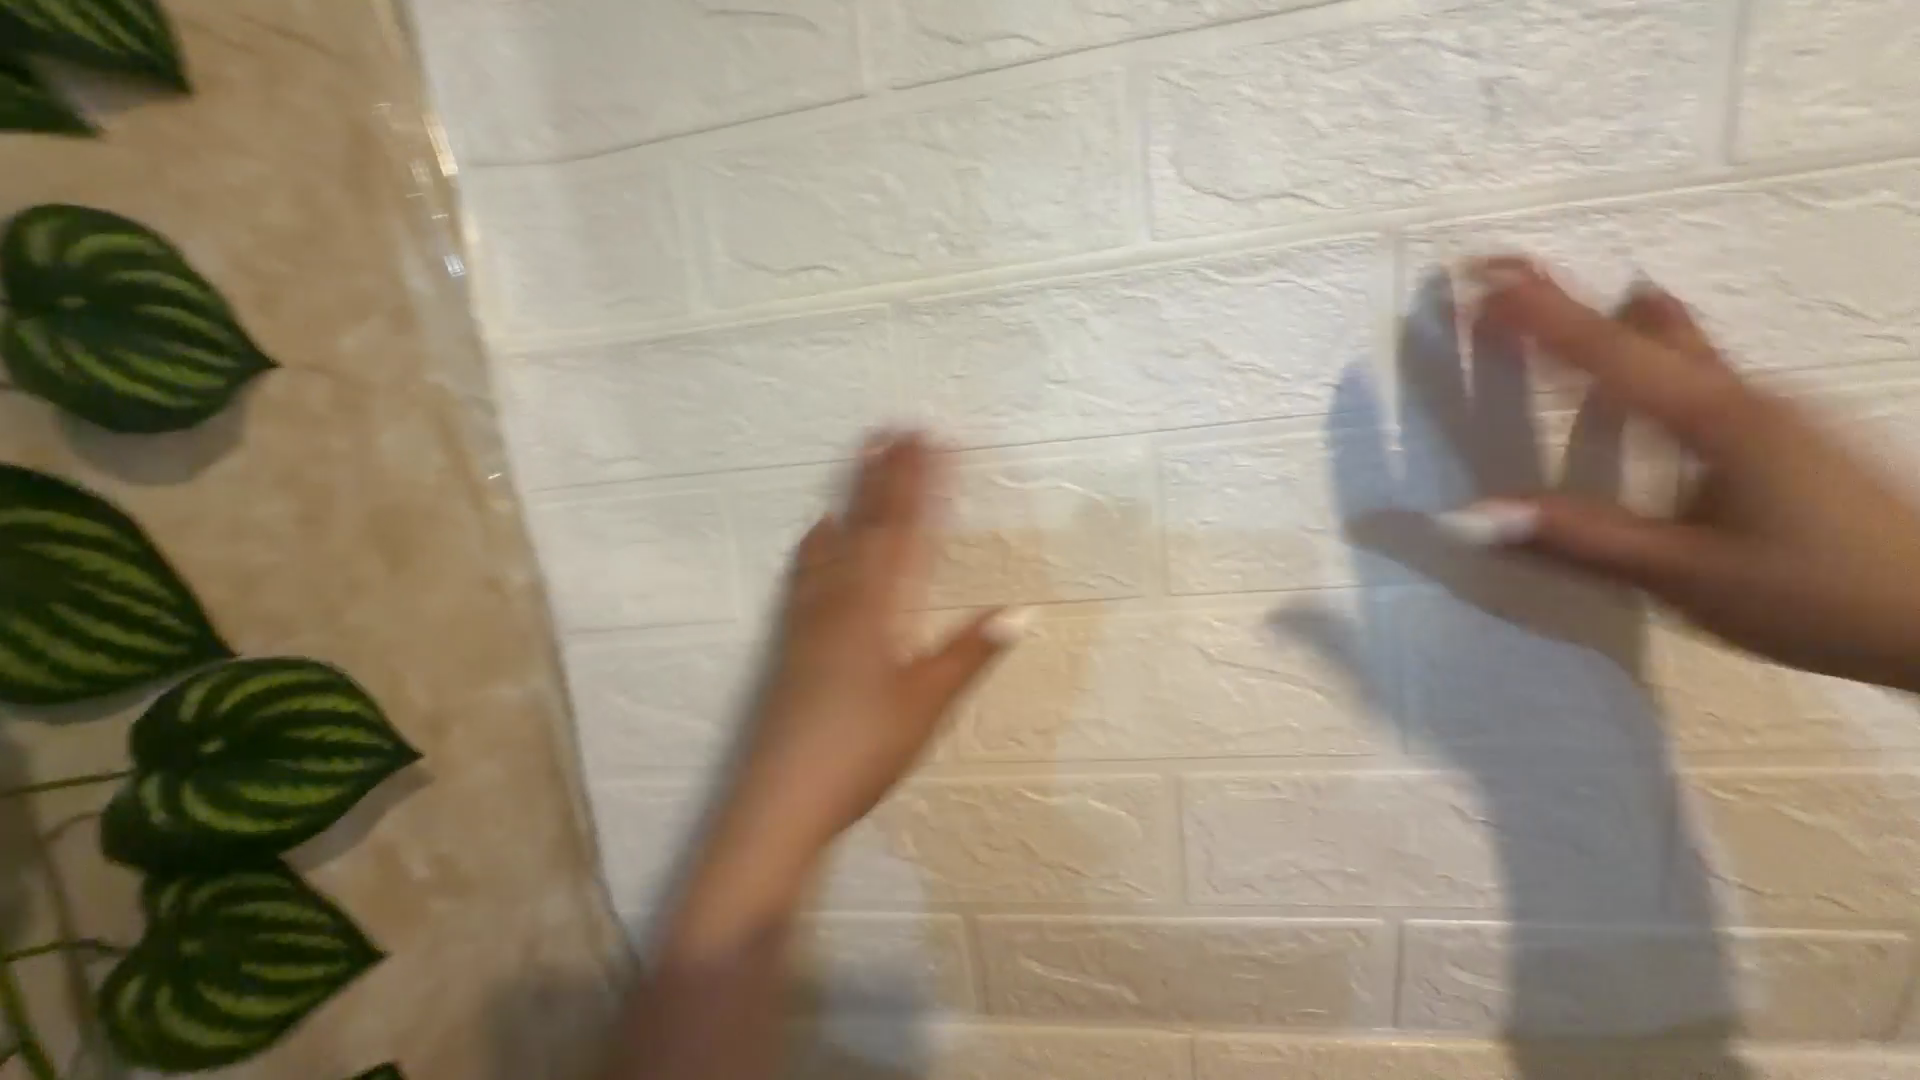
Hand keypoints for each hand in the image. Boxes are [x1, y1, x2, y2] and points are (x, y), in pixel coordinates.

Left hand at [663, 432, 1021, 958]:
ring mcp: (809, 618)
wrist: (782, 797)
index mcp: (878, 608)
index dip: (919, 485)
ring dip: (852, 497)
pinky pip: (807, 572)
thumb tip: (1021, 611)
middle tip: (893, 428)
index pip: (904, 532)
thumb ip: (971, 653)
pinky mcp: (789, 641)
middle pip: (867, 525)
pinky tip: (816, 535)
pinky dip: (816, 544)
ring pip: (834, 542)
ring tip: (857, 458)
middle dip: (884, 475)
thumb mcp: (928, 703)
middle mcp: (840, 599)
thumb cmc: (863, 750)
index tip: (931, 441)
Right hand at [1442, 256, 1919, 692]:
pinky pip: (1700, 369)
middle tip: (1509, 271)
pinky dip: (1653, 346)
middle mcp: (1745, 399)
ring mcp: (1775, 412)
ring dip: (1612, 319)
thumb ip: (1575, 538)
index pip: (1606, 355)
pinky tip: (1656, 351)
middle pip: (1643, 333)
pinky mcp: (1787, 434)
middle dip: (1570, 300)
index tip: (1484, 279)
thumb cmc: (1816, 597)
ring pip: (1679, 346)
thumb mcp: (1681, 576)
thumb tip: (1466, 515)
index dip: (1539, 316)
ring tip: (1572, 297)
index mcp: (1715, 421)